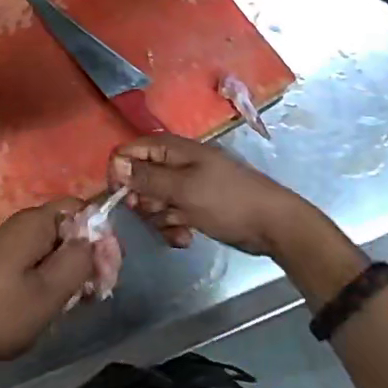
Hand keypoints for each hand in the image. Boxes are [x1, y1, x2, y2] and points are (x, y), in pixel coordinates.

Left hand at [0, 199, 94, 369]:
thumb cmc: (4, 313)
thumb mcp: (51, 290)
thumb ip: (80, 260)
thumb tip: (97, 239)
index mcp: (35, 222)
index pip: (80, 207)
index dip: (100, 232)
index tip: (108, 266)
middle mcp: (24, 225)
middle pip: (70, 227)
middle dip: (90, 254)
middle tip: (100, 289)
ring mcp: (13, 243)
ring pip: (58, 246)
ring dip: (75, 269)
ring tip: (83, 301)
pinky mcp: (6, 263)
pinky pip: (42, 259)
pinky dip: (57, 275)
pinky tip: (61, 303)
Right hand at [110, 134, 318, 256]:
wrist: (272, 225)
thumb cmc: (227, 201)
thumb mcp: (183, 189)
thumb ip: (147, 178)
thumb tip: (115, 164)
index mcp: (174, 150)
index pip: (132, 150)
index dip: (121, 171)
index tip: (121, 196)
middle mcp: (177, 164)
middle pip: (140, 178)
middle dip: (143, 200)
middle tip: (155, 213)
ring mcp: (187, 186)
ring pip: (154, 200)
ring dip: (160, 219)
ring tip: (179, 230)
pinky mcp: (195, 206)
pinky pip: (171, 215)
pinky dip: (174, 227)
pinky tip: (186, 238)